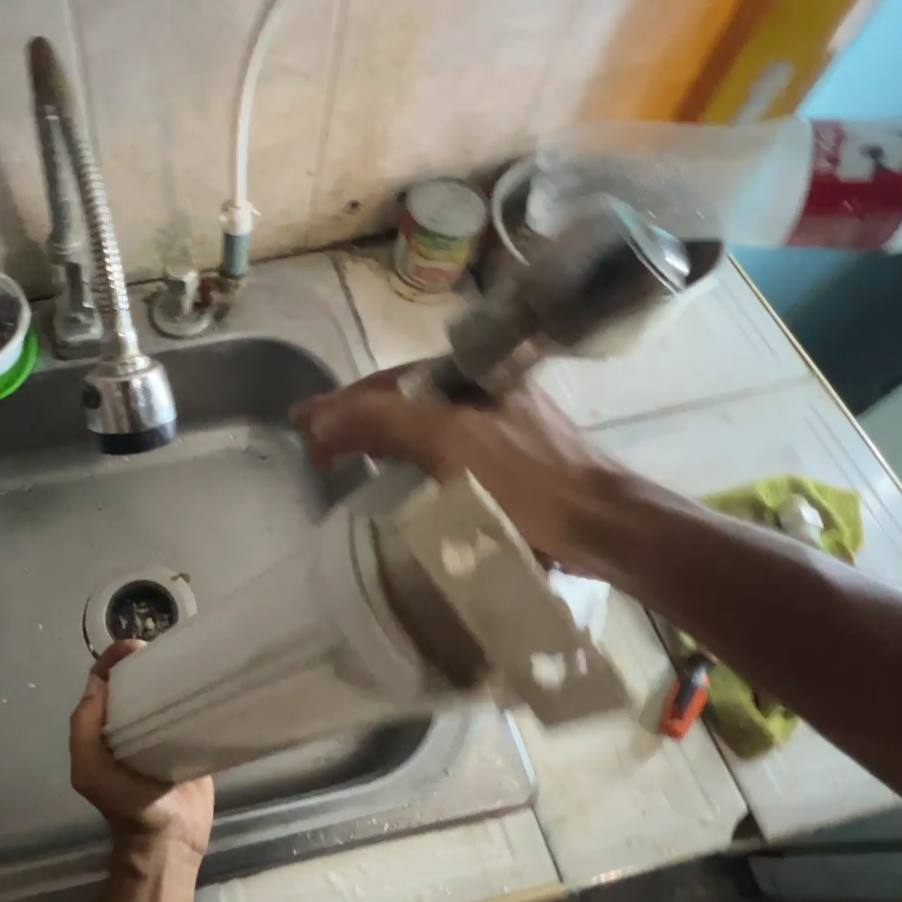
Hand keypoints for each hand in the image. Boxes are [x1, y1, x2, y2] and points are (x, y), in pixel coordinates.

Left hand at [69, 640, 215, 860]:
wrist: (168, 841)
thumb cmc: (127, 806)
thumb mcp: (90, 771)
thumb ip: (84, 730)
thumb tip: (97, 683)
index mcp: (104, 728)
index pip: (106, 681)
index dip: (116, 659)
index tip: (139, 646)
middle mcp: (130, 724)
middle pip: (136, 680)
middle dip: (148, 660)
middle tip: (171, 649)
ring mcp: (162, 731)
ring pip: (164, 691)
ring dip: (173, 673)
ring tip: (191, 659)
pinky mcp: (190, 740)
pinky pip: (191, 709)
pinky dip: (196, 693)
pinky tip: (208, 681)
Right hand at [289, 367, 628, 571]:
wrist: (602, 525)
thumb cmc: (527, 479)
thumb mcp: (449, 441)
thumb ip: (382, 421)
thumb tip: (318, 421)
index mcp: (466, 376)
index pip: (385, 383)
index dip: (338, 403)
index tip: (299, 425)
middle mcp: (478, 394)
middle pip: (399, 402)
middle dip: (352, 420)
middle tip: (311, 445)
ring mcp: (494, 429)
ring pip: (419, 429)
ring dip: (376, 441)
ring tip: (340, 458)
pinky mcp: (504, 465)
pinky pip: (438, 454)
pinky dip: (406, 461)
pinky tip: (395, 478)